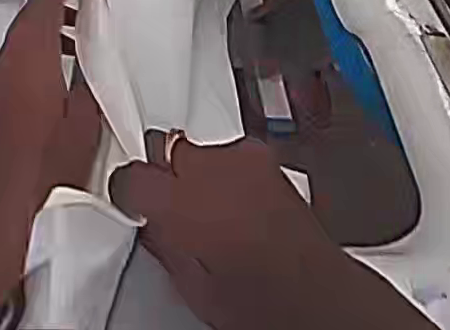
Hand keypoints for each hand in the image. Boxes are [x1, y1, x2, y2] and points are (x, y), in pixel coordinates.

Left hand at [0, 0, 102, 304]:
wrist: (13, 193)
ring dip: (48, 15)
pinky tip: (59, 49)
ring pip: (24, 27)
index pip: (47, 3)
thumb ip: (88, 74)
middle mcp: (11, 60)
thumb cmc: (47, 160)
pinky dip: (38, 36)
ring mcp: (1, 74)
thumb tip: (91, 56)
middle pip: (32, 11)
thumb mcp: (86, 113)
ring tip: (75, 18)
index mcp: (33, 58)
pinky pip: (18, 46)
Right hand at [110, 134, 435, 329]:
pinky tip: (236, 197)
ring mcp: (239, 155)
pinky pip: (227, 148)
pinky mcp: (262, 153)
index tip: (131, 197)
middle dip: (163, 171)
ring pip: (196, 145)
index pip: (133, 175)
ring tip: (212, 205)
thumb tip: (148, 223)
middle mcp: (209, 169)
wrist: (322, 297)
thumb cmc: (265, 304)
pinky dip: (225, 166)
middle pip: (164, 146)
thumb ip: (163, 243)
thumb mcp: (194, 288)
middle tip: (172, 203)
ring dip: (195, 168)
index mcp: (184, 207)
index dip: (128, 188)